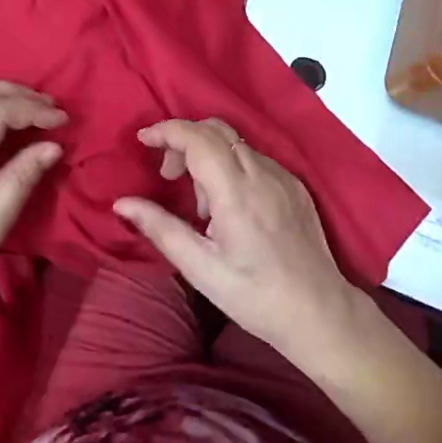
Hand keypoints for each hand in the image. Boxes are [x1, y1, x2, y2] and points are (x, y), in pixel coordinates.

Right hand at [112, 119, 362, 358]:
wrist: (319, 313)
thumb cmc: (254, 296)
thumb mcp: (199, 267)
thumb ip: (159, 228)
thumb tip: (121, 203)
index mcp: (236, 193)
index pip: (198, 138)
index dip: (167, 131)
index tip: (143, 141)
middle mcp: (262, 174)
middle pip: (216, 130)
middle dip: (184, 140)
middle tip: (168, 176)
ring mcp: (283, 178)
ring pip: (236, 144)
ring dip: (207, 156)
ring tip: (201, 205)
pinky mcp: (295, 186)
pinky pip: (255, 159)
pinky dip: (231, 167)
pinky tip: (229, 206)